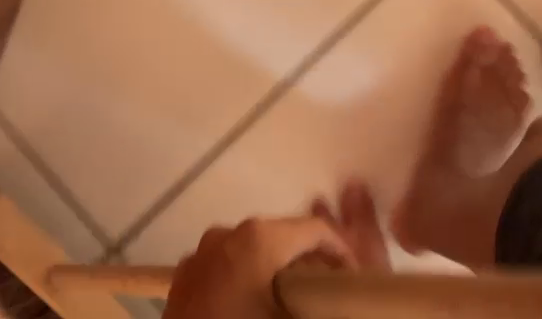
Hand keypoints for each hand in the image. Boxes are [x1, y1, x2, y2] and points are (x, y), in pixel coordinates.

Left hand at [165, 182, 388, 318]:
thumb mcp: (292, 314)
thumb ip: (318, 307)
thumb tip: (338, 305)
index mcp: (258, 240)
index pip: (315, 231)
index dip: (343, 254)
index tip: (356, 283)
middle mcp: (228, 234)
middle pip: (283, 237)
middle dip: (310, 263)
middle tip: (329, 296)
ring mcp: (201, 253)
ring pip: (254, 252)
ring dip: (278, 273)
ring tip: (295, 305)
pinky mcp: (185, 276)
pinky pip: (227, 268)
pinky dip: (248, 282)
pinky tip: (257, 309)